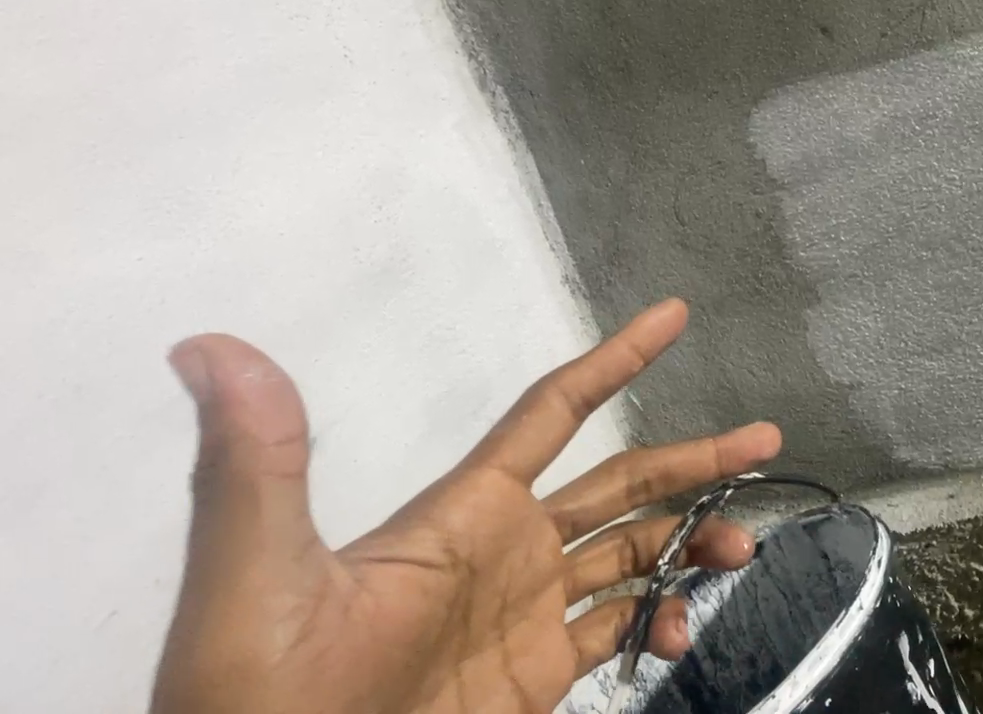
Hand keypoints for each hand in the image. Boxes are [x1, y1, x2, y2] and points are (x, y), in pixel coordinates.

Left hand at [150, 298, 781, 713]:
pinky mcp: (539, 672)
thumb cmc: (263, 701)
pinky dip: (663, 619)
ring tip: (740, 548)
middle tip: (767, 441)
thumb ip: (255, 468)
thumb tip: (207, 346)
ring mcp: (530, 610)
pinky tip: (683, 630)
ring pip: (638, 550)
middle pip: (628, 481)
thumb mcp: (253, 585)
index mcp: (469, 508)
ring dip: (694, 538)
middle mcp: (512, 545)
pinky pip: (623, 626)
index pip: (557, 409)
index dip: (617, 359)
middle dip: (699, 457)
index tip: (675, 315)